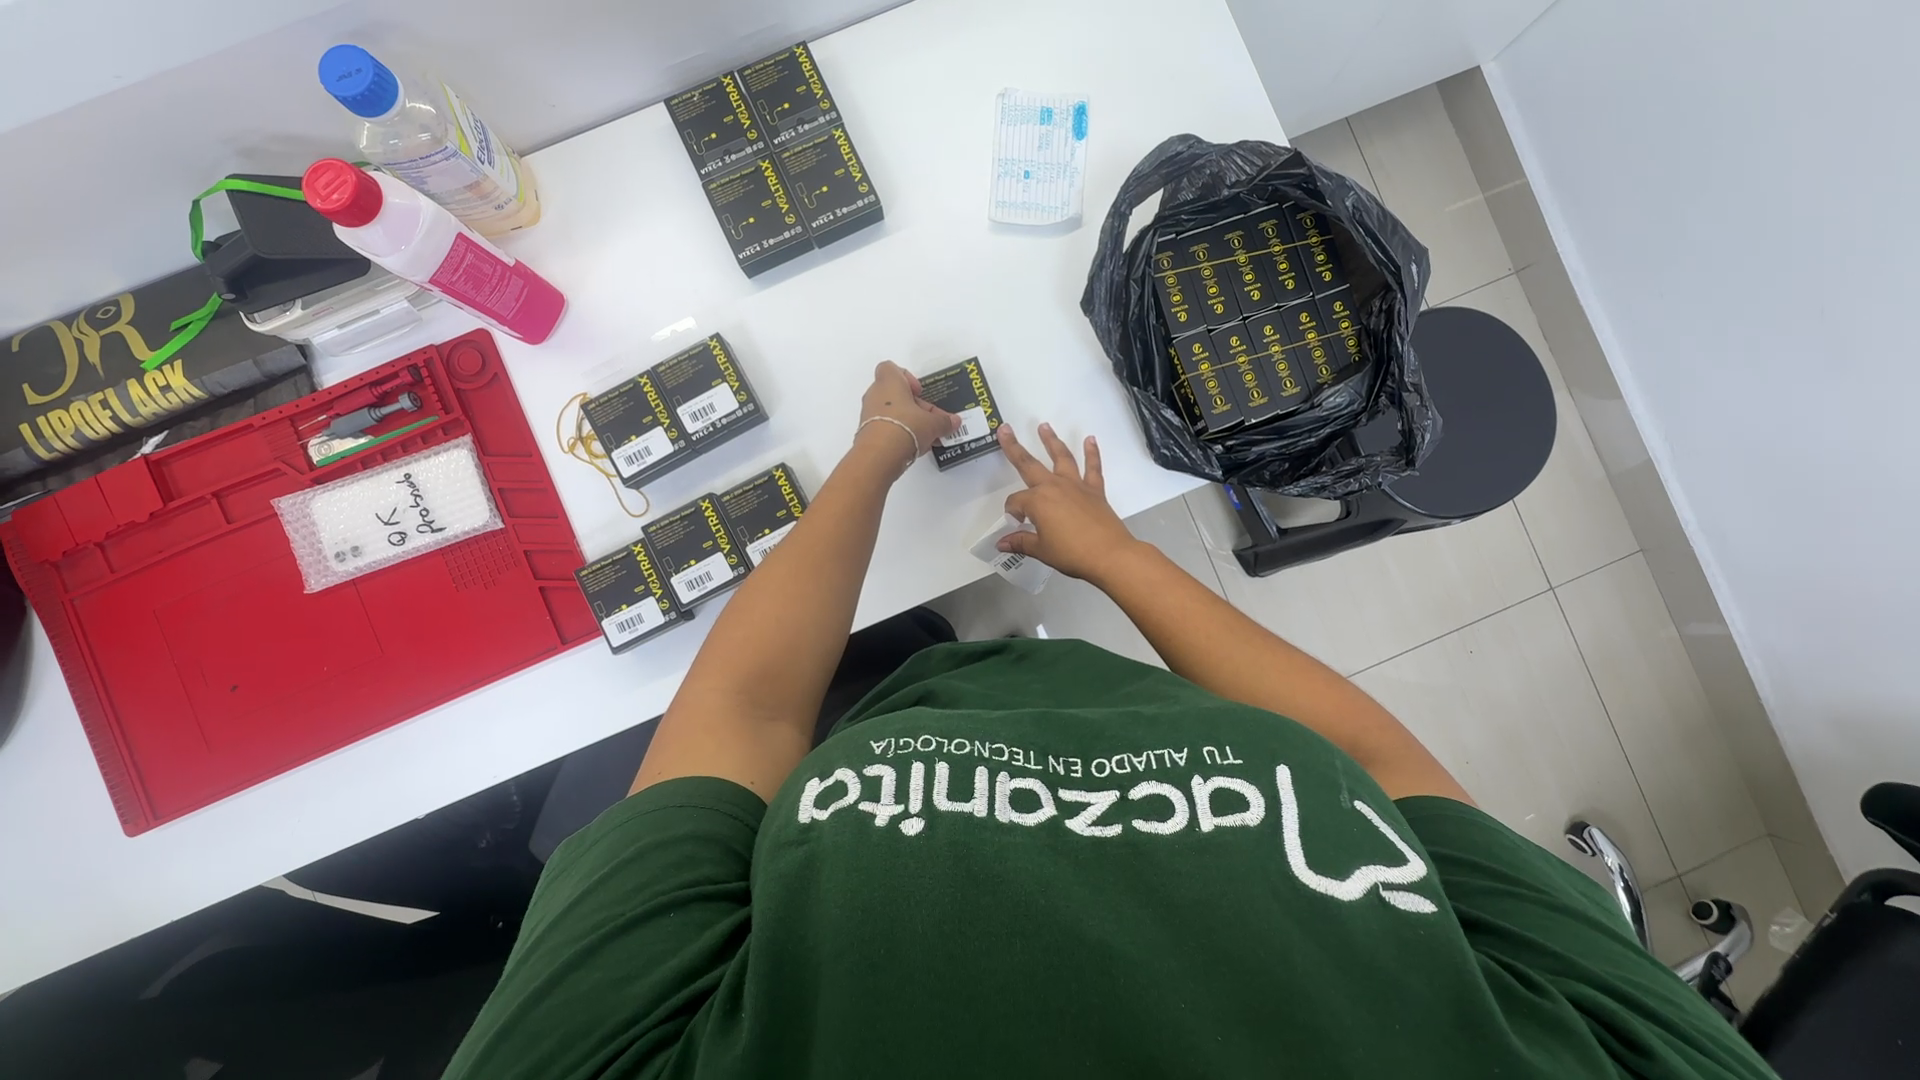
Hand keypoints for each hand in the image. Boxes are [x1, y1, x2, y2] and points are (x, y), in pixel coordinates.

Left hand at [857, 361, 960, 476]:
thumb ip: (944, 421)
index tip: (919, 392)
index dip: (906, 377)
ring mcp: (868, 414)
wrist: (881, 454)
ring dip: (907, 421)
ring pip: (891, 412)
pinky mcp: (866, 432)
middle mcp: (875, 394)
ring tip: (925, 436)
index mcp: (889, 382)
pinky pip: (885, 427)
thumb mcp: (933, 423)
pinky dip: (898, 433)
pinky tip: (913, 446)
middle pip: (896, 394)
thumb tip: (954, 422)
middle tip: (930, 420)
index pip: (890, 368)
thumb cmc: (906, 426)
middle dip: (914, 406)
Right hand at [996, 423, 1144, 582]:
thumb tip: (1002, 543)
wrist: (1109, 554)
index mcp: (1037, 501)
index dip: (1013, 513)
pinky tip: (1090, 440)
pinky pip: (1092, 467)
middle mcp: (1054, 487)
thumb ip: (1021, 542)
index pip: (1016, 502)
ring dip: (1051, 441)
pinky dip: (1092, 452)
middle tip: (1005, 430)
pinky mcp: (1094, 490)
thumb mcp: (1041, 550)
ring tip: (1044, 426)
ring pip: (1061, 457)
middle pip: (1029, 464)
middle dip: (1014, 447)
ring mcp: (1076, 485)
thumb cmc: (1072, 553)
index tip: (1017, 525)